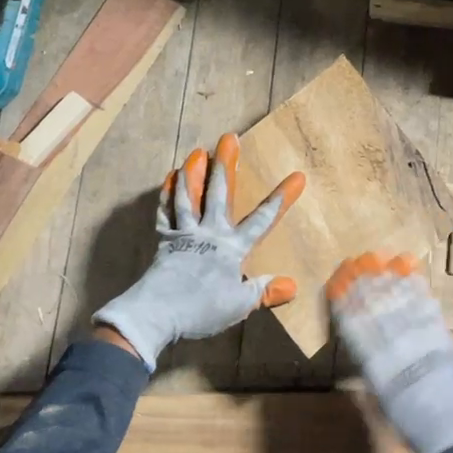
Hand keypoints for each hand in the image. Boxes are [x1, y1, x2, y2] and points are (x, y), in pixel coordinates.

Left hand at [93, 134, 303, 371]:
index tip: (297, 176)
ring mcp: (185, 233)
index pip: (262, 219)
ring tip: (197, 151)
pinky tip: (169, 179)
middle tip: (229, 138)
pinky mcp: (164, 240)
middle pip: (220, 194)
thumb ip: (264, 291)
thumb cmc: (201, 309)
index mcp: (232, 248)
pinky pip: (166, 212)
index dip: (281, 197)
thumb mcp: (239, 305)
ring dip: (194, 173)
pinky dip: (168, 195)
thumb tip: (293, 285)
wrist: (155, 314)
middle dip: (226, 165)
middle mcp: (210, 232)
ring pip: (190, 196)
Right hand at [327, 252, 452, 452]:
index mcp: (372, 361)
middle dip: (365, 280)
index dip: (344, 299)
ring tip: (380, 258)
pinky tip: (408, 269)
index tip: (338, 280)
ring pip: (397, 296)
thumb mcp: (381, 395)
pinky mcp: (439, 330)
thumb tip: (367, 344)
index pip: (352, 321)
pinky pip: (423, 300)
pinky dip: (414, 283)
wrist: (449, 428)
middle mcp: (391, 342)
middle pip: (374, 303)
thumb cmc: (411, 421)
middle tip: (358, 260)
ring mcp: (416, 333)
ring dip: (387, 275)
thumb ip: (374, 367)